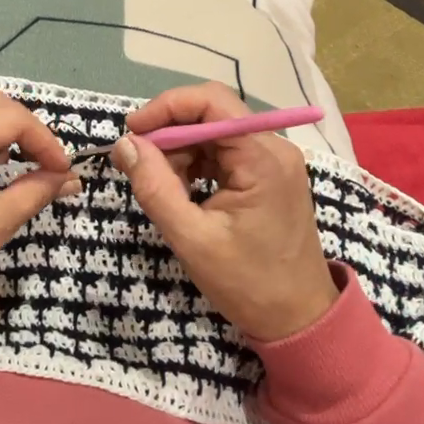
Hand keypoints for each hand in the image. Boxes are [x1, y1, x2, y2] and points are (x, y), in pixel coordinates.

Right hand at [111, 83, 338, 341]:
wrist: (299, 321)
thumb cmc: (248, 284)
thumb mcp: (191, 238)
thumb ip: (155, 187)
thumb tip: (124, 144)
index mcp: (263, 158)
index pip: (211, 102)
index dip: (167, 107)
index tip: (132, 131)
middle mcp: (274, 148)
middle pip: (211, 113)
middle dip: (169, 133)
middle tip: (139, 164)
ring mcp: (274, 161)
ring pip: (214, 131)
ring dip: (180, 150)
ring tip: (162, 186)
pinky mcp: (268, 175)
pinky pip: (224, 151)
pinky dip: (196, 163)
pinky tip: (182, 191)